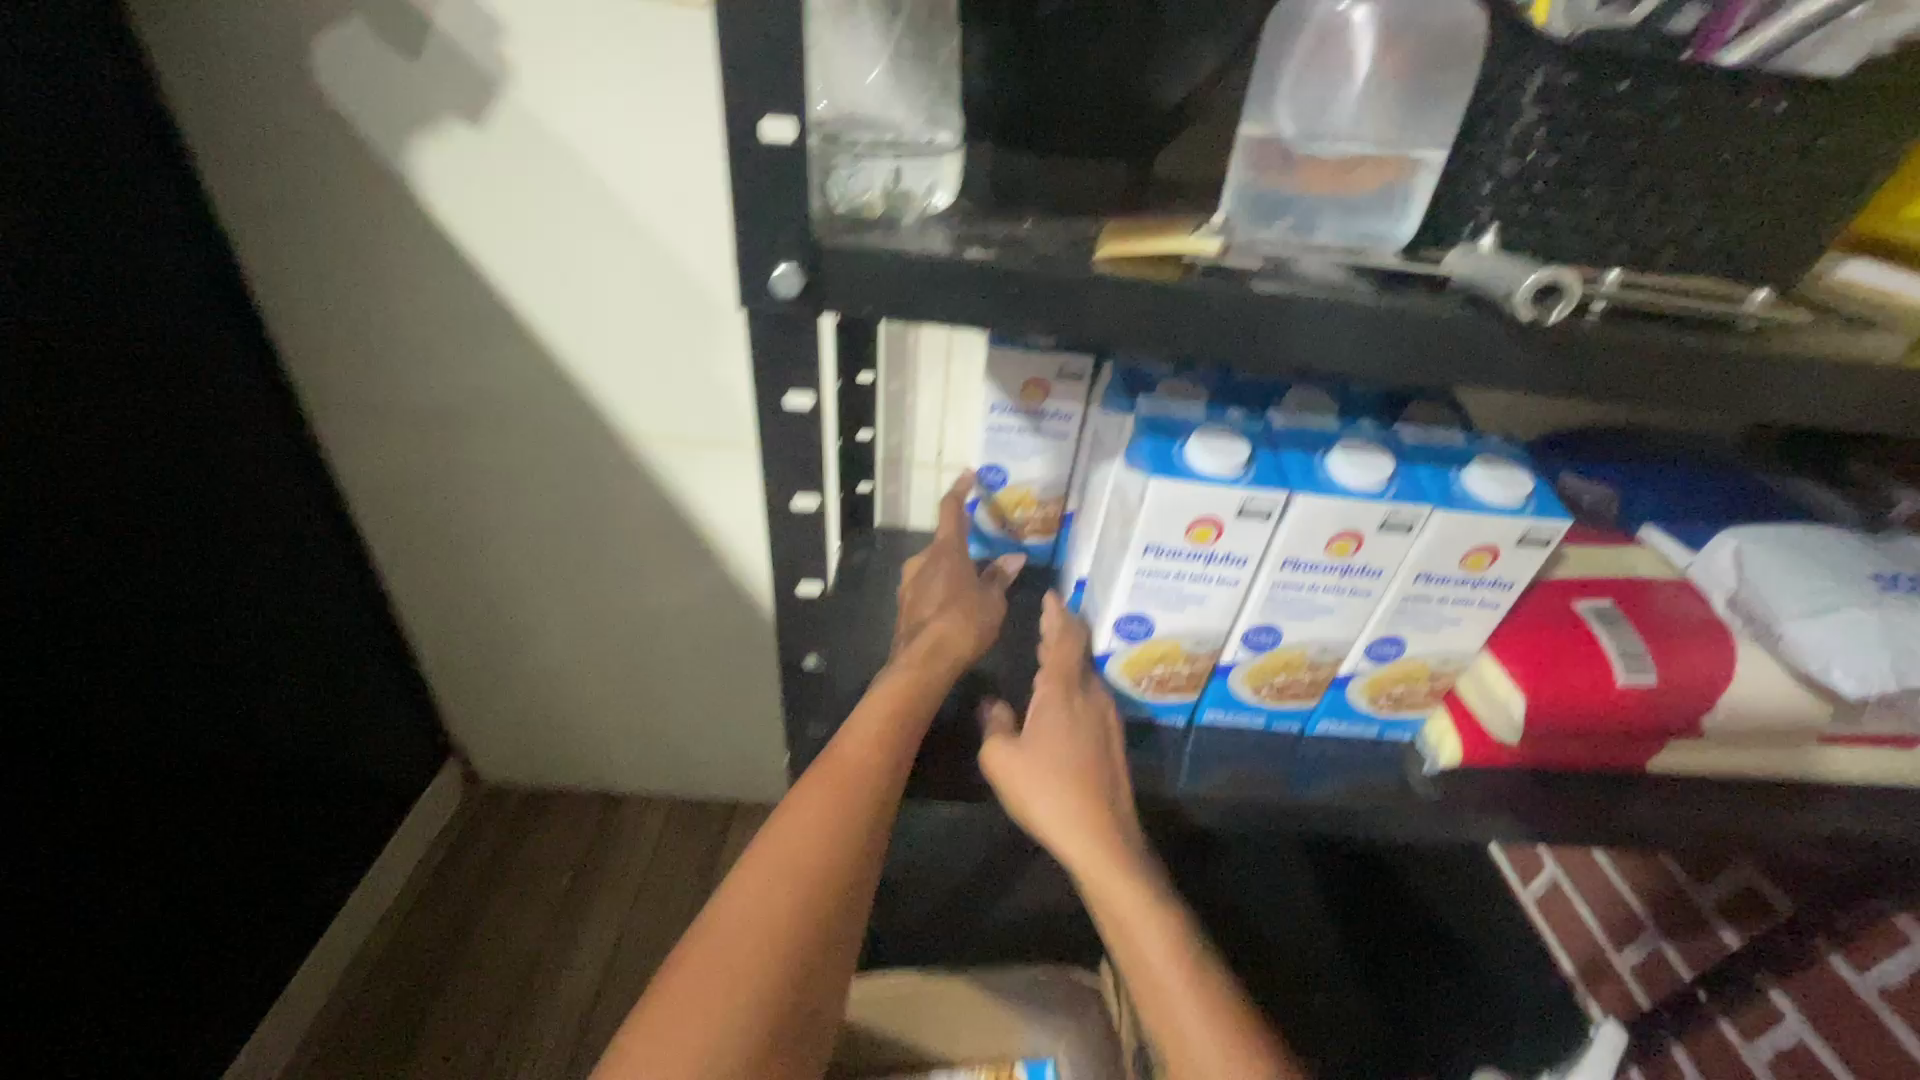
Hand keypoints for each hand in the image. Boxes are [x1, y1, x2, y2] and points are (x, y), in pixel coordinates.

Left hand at [892, 471, 1024, 680]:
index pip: (952, 510)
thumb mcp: (992, 601)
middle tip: (984, 559)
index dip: (960, 491)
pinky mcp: (904, 606)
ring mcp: (908, 583)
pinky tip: (955, 610)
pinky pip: (927, 588)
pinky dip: (942, 591)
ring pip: (934, 568)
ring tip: (974, 590)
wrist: (923, 663)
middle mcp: (922, 560)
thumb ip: (1000, 577)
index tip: (968, 475)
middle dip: (963, 549)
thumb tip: (1014, 558)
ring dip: (952, 573)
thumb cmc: (963, 624)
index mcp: (946, 551)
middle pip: (944, 544)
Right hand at [978, 591, 1145, 877]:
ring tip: (1049, 653)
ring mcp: (1108, 717)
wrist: (1103, 837)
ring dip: (1069, 659)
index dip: (1057, 614)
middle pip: (1079, 651)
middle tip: (1047, 618)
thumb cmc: (1047, 792)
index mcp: (1063, 689)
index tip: (1052, 595)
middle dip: (1062, 632)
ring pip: (1087, 675)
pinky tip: (1063, 698)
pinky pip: (1091, 696)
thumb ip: (994, 724)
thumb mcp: (1001, 759)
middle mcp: (1091, 694)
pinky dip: (1075, 683)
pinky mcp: (1113, 740)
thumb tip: (992, 704)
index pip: (1064, 637)